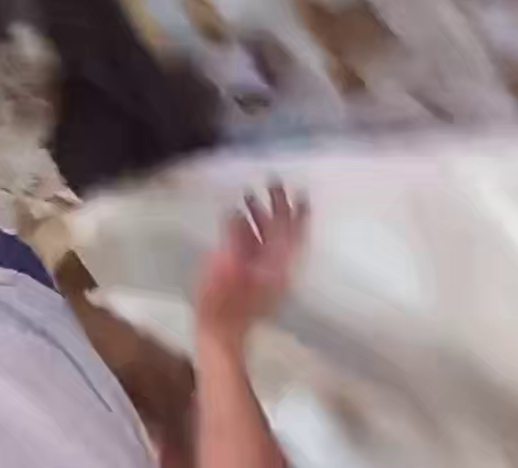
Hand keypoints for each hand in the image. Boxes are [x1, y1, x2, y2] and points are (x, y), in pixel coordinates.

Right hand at [195, 184, 306, 346]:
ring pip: (271, 238)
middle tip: (272, 183)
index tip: (298, 190)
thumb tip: (237, 213)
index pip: (290, 234)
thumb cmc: (221, 302)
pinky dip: (253, 228)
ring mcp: (265, 273)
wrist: (219, 335)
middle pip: (283, 233)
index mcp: (276, 267)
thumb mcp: (226, 266)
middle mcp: (276, 268)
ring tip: (251, 195)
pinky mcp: (252, 276)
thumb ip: (235, 238)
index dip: (294, 212)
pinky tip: (239, 218)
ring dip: (264, 216)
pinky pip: (258, 245)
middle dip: (280, 208)